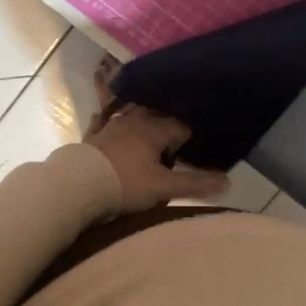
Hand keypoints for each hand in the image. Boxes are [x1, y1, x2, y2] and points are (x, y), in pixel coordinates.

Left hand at [84, 105, 229, 213]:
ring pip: (129, 116)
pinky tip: (102, 117)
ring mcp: (109, 127)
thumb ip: (195, 184)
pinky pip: (100, 123)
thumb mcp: (164, 188)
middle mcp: (132, 121)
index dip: (188, 139)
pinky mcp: (90, 137)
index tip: (192, 152)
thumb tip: (228, 182)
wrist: (77, 184)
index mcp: (154, 130)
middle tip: (172, 142)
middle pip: (155, 117)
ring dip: (139, 121)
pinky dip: (105, 120)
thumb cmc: (125, 184)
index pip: (179, 128)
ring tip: (145, 130)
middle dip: (164, 126)